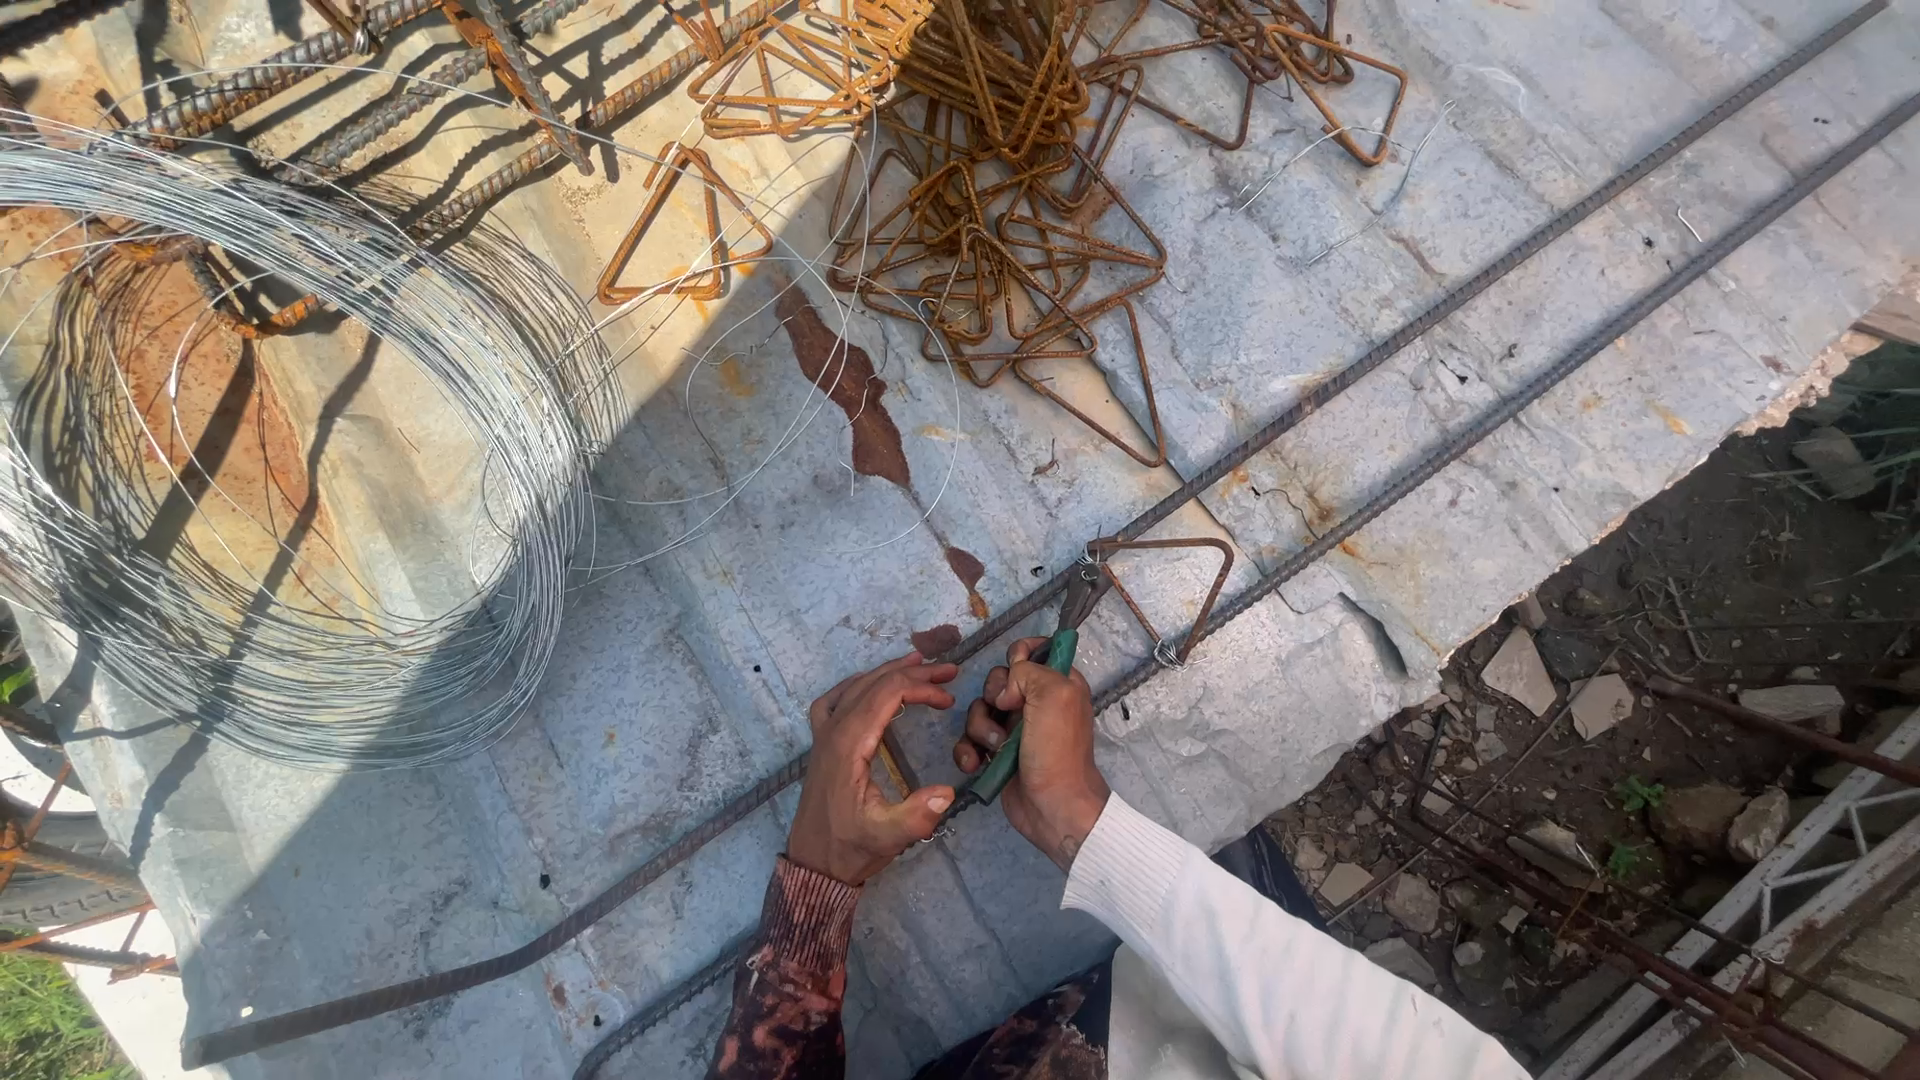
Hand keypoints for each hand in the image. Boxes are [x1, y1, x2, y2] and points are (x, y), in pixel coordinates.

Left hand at [788, 652, 957, 884]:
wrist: (812, 865)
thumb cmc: (850, 849)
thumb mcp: (887, 837)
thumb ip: (917, 815)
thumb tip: (947, 791)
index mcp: (849, 744)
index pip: (887, 694)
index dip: (921, 688)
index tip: (949, 698)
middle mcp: (833, 730)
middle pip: (874, 683)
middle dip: (914, 673)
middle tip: (949, 671)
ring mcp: (823, 734)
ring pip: (856, 685)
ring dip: (890, 672)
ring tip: (920, 665)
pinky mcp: (822, 743)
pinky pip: (837, 698)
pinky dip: (860, 684)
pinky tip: (874, 685)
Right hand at [953, 638, 1109, 869]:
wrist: (1052, 807)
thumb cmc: (1058, 749)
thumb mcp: (1055, 694)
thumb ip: (1028, 670)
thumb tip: (1005, 689)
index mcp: (1057, 682)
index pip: (1032, 650)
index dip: (1019, 655)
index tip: (1015, 669)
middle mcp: (1034, 701)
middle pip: (997, 679)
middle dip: (993, 696)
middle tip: (1005, 712)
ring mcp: (1013, 728)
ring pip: (979, 709)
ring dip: (980, 728)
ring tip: (995, 747)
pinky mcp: (995, 753)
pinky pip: (969, 739)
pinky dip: (968, 750)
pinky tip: (975, 763)